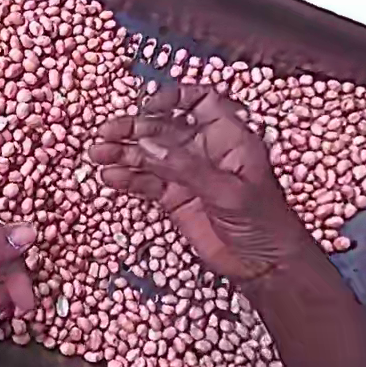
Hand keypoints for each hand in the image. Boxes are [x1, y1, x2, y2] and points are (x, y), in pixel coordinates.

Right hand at [86, 84, 316, 283]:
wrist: (267, 268)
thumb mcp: (229, 191)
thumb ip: (185, 167)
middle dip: (133, 129)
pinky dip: (126, 179)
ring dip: (122, 153)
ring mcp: (186, 174)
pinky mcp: (173, 198)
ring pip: (148, 155)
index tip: (147, 106)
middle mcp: (204, 150)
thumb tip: (146, 144)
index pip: (199, 102)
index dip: (173, 98)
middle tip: (106, 133)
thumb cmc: (265, 223)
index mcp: (228, 137)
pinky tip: (109, 178)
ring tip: (97, 155)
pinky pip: (145, 182)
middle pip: (163, 129)